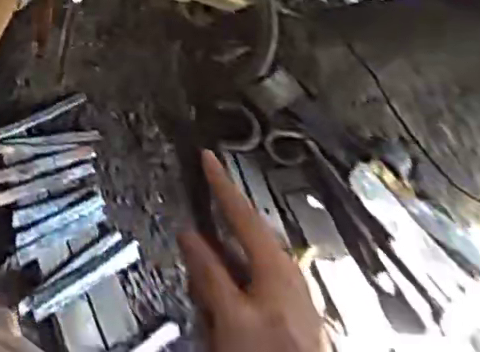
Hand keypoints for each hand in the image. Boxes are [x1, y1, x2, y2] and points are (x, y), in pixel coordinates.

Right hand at [180, 150, 327, 351]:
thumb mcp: (230, 315)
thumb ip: (208, 272)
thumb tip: (188, 235)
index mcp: (278, 266)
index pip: (242, 212)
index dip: (221, 182)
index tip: (207, 156)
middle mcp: (288, 277)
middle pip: (241, 242)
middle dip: (213, 243)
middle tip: (189, 243)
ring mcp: (290, 301)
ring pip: (242, 272)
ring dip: (218, 280)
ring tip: (204, 308)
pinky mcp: (287, 323)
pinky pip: (249, 296)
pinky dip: (229, 298)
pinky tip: (218, 323)